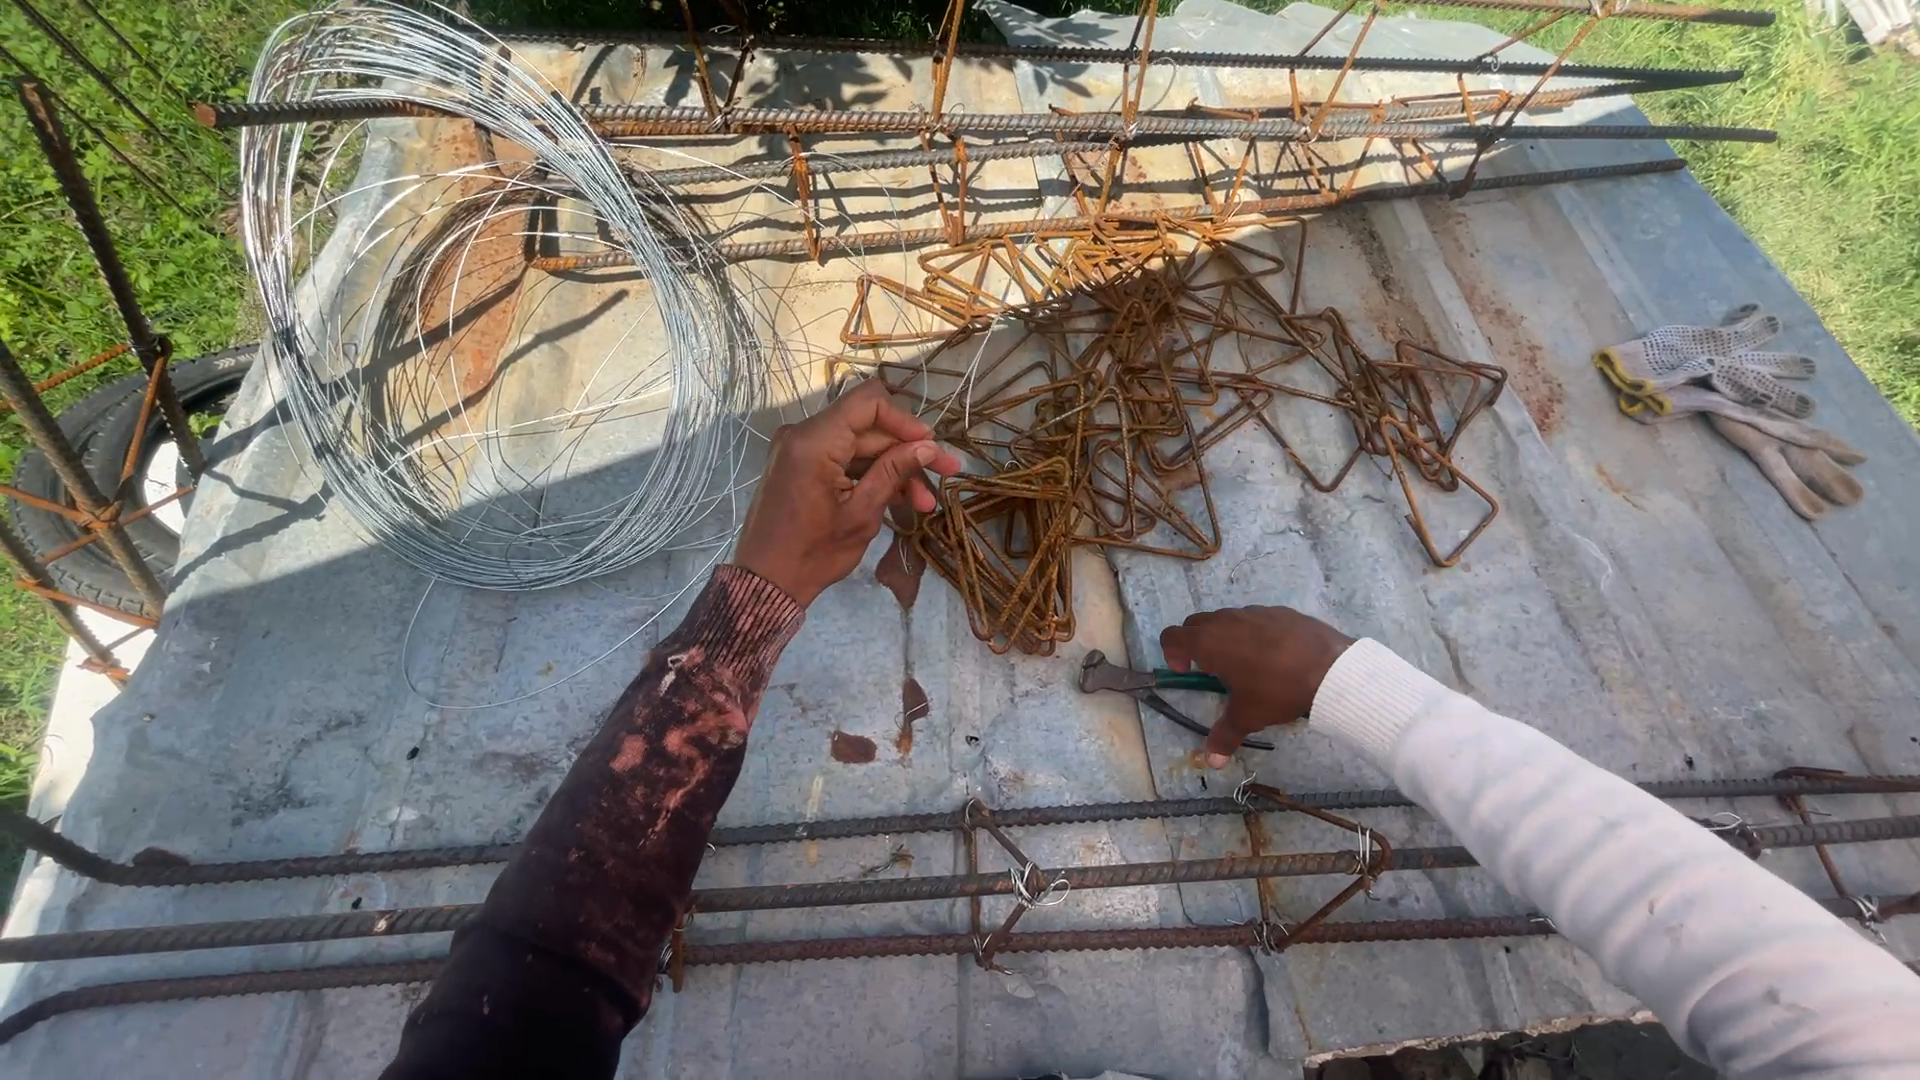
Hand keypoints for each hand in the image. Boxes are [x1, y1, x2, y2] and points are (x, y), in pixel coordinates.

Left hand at [732, 380, 961, 606]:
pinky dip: (870, 475)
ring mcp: (799, 450)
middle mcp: (802, 435)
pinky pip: (843, 460)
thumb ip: (894, 472)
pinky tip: (899, 500)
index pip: (868, 403)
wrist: (766, 583)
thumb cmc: (813, 554)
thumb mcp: (862, 513)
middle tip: (946, 474)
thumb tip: (928, 446)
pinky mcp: (800, 467)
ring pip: (860, 446)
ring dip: (893, 469)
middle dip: (907, 451)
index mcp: (813, 441)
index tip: (931, 447)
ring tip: (924, 503)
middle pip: (868, 428)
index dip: (905, 421)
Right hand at [1160, 606, 1354, 767]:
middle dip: (1196, 644)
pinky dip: (1256, 632)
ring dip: (1226, 637)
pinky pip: (1257, 619)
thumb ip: (1225, 735)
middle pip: (1196, 624)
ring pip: (1227, 619)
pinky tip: (1276, 654)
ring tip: (1247, 662)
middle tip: (1213, 669)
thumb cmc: (1277, 689)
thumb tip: (1212, 761)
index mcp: (1208, 641)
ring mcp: (1254, 612)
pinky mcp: (1281, 611)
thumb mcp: (1248, 715)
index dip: (1172, 653)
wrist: (1331, 669)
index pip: (1172, 636)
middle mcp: (1226, 620)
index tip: (1187, 671)